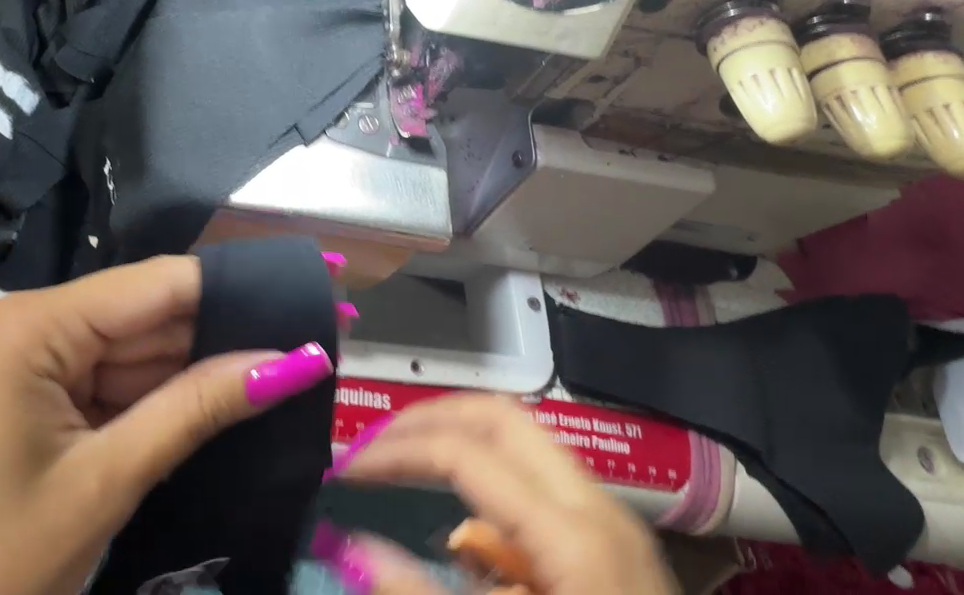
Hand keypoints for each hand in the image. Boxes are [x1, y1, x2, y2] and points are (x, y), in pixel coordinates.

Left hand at [0, 255, 334, 594]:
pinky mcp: (41, 395)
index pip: (158, 283)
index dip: (235, 291)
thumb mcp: (108, 479)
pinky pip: (117, 382)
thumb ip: (199, 409)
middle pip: (151, 313)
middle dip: (224, 335)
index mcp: (39, 323)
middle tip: (309, 351)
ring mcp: (37, 359)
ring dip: (201, 371)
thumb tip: (296, 360)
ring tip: (286, 377)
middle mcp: (37, 322)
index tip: (309, 304)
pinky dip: (164, 399)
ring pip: (140, 350)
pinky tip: (225, 406)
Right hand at [321, 394, 673, 594]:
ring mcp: (613, 520)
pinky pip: (540, 476)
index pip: (464, 453)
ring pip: (523, 438)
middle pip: (499, 416)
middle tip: (375, 448)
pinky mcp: (616, 541)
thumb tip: (355, 548)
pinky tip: (465, 520)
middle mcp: (597, 507)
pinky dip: (490, 472)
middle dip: (427, 420)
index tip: (347, 473)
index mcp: (572, 536)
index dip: (396, 451)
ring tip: (406, 468)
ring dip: (458, 438)